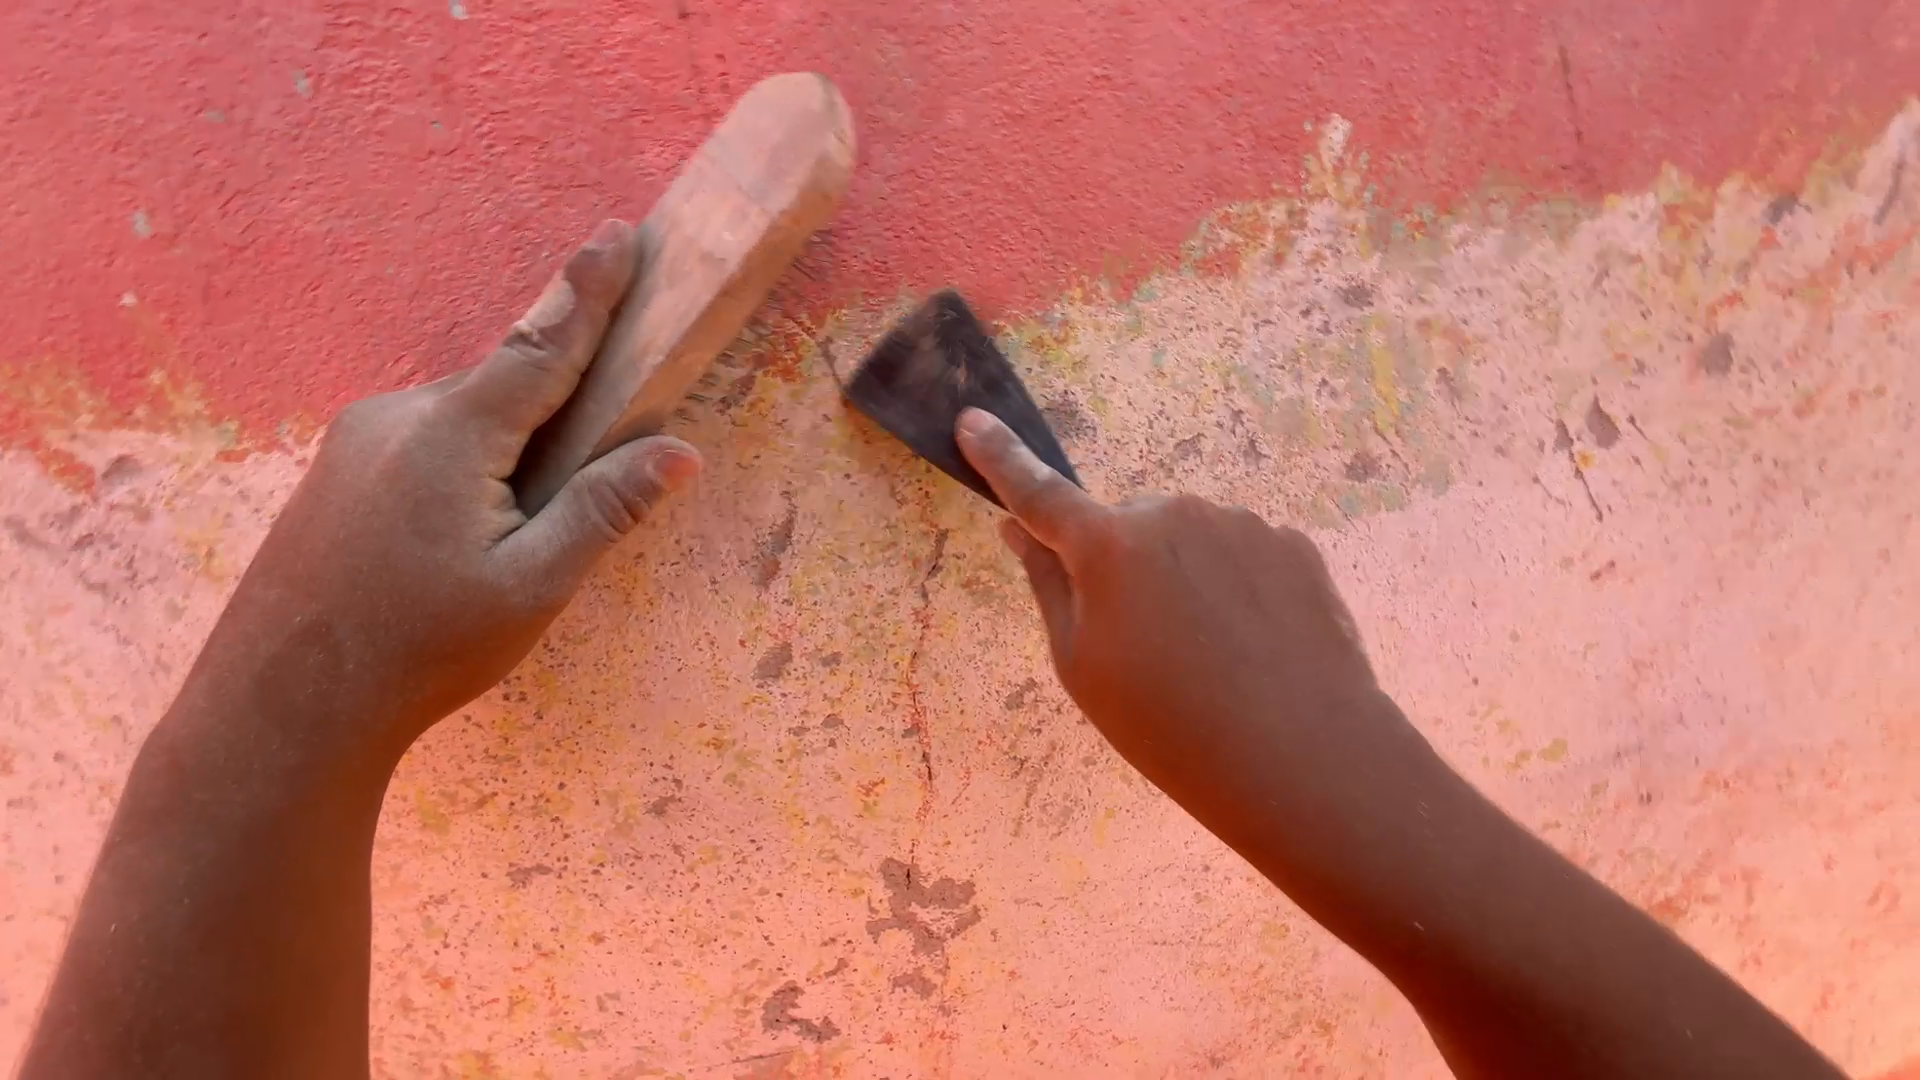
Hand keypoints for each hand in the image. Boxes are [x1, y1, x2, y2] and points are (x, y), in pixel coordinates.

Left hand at [188, 219, 700, 756]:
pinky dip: (484, 447)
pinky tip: (484, 509)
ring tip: (536, 505)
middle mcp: (399, 417)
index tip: (621, 234)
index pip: (539, 348)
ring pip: (473, 411)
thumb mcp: (535, 584)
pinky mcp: (347, 466)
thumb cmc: (426, 648)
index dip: (588, 291)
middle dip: (567, 379)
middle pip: (508, 380)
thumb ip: (606, 509)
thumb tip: (682, 451)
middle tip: (611, 417)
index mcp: (451, 437)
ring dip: (523, 429)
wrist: (286, 707)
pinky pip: (438, 432)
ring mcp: (362, 439)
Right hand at [953, 408, 1437, 877]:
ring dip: (1180, 575)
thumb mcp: (1080, 666)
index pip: (1038, 491)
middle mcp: (1173, 512)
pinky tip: (1252, 641)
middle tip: (1143, 641)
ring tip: (1208, 651)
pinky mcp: (1292, 543)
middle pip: (1123, 528)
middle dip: (1120, 566)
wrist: (1304, 758)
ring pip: (1185, 539)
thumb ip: (1047, 583)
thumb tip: (1019, 529)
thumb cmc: (1166, 725)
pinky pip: (1237, 552)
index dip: (1001, 457)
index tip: (972, 420)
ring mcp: (1240, 522)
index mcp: (1109, 545)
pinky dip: (1231, 584)